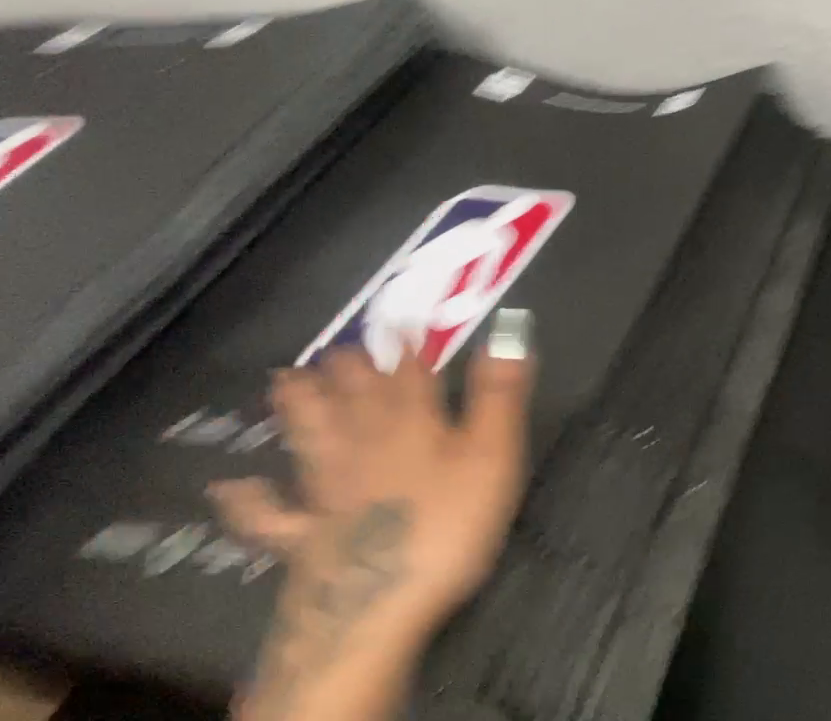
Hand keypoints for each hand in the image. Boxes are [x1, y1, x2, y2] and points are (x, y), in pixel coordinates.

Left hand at [208, 312, 536, 641]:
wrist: (374, 605)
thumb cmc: (449, 523)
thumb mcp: (493, 453)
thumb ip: (500, 393)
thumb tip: (510, 330)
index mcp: (413, 424)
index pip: (409, 373)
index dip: (406, 345)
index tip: (399, 319)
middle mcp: (364, 447)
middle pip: (354, 399)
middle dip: (348, 370)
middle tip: (337, 346)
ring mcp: (327, 492)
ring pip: (311, 438)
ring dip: (298, 409)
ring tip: (284, 380)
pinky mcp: (302, 537)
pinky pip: (269, 514)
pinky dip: (248, 500)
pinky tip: (228, 488)